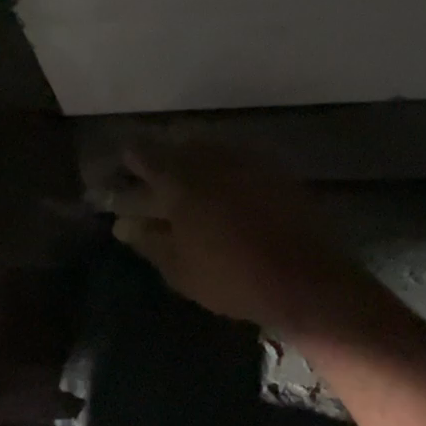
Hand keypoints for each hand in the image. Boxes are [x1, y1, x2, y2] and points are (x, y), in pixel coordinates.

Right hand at [108, 139, 364, 331]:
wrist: (304, 279)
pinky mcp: (277, 172)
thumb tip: (125, 225)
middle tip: (155, 183)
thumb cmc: (231, 279)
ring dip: (197, 165)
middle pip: (179, 146)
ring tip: (191, 191)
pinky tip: (228, 196)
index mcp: (180, 179)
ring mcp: (249, 160)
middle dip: (164, 161)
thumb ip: (150, 242)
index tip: (122, 171)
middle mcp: (213, 158)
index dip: (129, 160)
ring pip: (212, 152)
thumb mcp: (180, 270)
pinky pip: (241, 163)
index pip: (143, 153)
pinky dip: (227, 174)